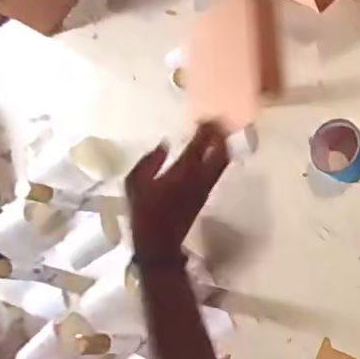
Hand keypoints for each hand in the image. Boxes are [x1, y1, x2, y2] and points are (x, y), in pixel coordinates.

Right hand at [126, 123, 229, 260]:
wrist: (159, 242)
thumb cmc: (143, 212)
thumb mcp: (135, 183)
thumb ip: (150, 161)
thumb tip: (164, 144)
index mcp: (182, 171)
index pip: (200, 145)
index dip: (207, 130)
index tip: (207, 116)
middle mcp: (199, 177)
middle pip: (220, 151)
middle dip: (221, 134)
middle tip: (217, 120)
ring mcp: (206, 187)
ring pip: (223, 161)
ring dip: (223, 145)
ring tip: (219, 131)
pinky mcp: (207, 194)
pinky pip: (219, 170)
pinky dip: (220, 156)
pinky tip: (215, 150)